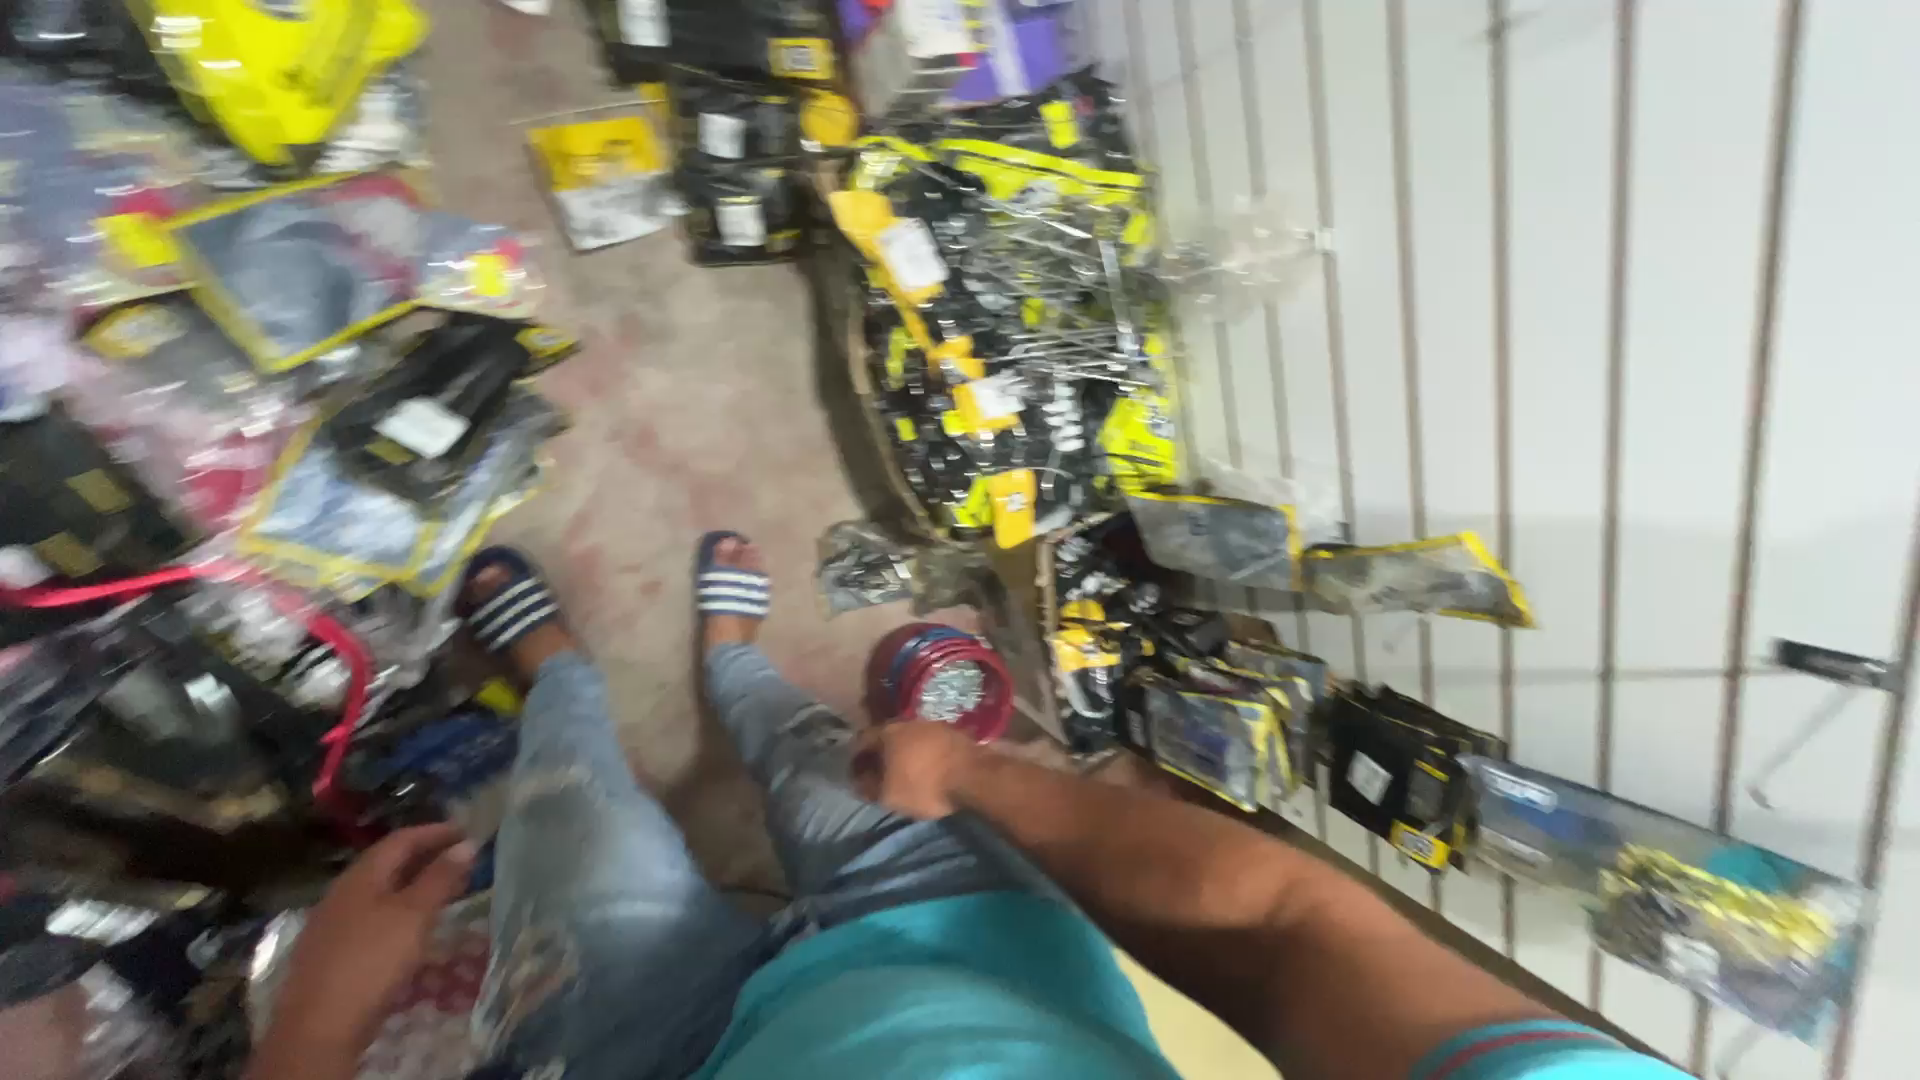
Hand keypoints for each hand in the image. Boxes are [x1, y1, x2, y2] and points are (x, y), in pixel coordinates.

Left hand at [255, 825, 474, 1064]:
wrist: (318, 1029)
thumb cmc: (372, 960)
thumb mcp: (415, 914)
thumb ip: (441, 877)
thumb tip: (466, 844)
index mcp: (360, 877)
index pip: (401, 839)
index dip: (436, 831)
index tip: (468, 831)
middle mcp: (342, 894)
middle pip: (389, 863)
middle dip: (428, 857)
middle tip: (464, 859)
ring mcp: (333, 924)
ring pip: (382, 891)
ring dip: (416, 884)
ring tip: (448, 889)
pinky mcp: (333, 952)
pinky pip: (374, 915)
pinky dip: (402, 908)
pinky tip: (416, 924)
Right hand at [850, 721, 985, 819]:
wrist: (972, 775)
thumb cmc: (923, 785)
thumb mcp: (888, 795)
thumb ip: (868, 787)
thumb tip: (859, 782)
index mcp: (887, 732)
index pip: (862, 740)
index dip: (856, 758)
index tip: (856, 774)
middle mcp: (907, 721)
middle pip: (886, 736)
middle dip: (880, 754)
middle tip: (879, 773)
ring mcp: (932, 724)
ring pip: (909, 738)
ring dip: (903, 752)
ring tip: (904, 772)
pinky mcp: (952, 732)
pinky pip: (929, 742)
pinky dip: (923, 753)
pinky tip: (927, 768)